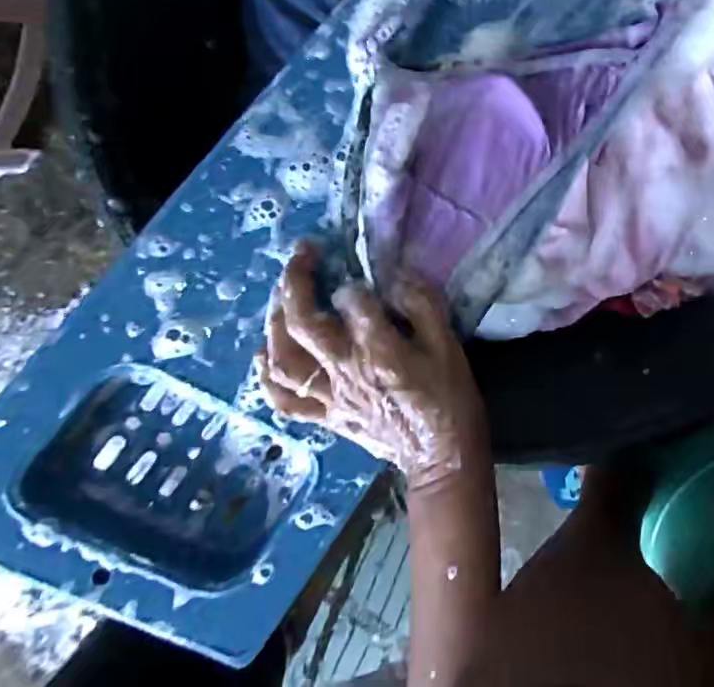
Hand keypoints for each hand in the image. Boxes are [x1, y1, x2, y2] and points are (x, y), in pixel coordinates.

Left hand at [256, 246, 487, 491]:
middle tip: (302, 254)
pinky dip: (267, 375)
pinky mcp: (325, 417)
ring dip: (274, 321)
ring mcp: (330, 396)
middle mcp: (345, 371)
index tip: (362, 277)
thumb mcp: (448, 344)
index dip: (353, 282)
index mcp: (379, 351)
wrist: (442, 458)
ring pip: (284, 357)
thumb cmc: (449, 398)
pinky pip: (285, 399)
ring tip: (280, 295)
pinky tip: (264, 353)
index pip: (352, 301)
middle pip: (303, 322)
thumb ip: (422, 305)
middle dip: (297, 281)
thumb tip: (395, 277)